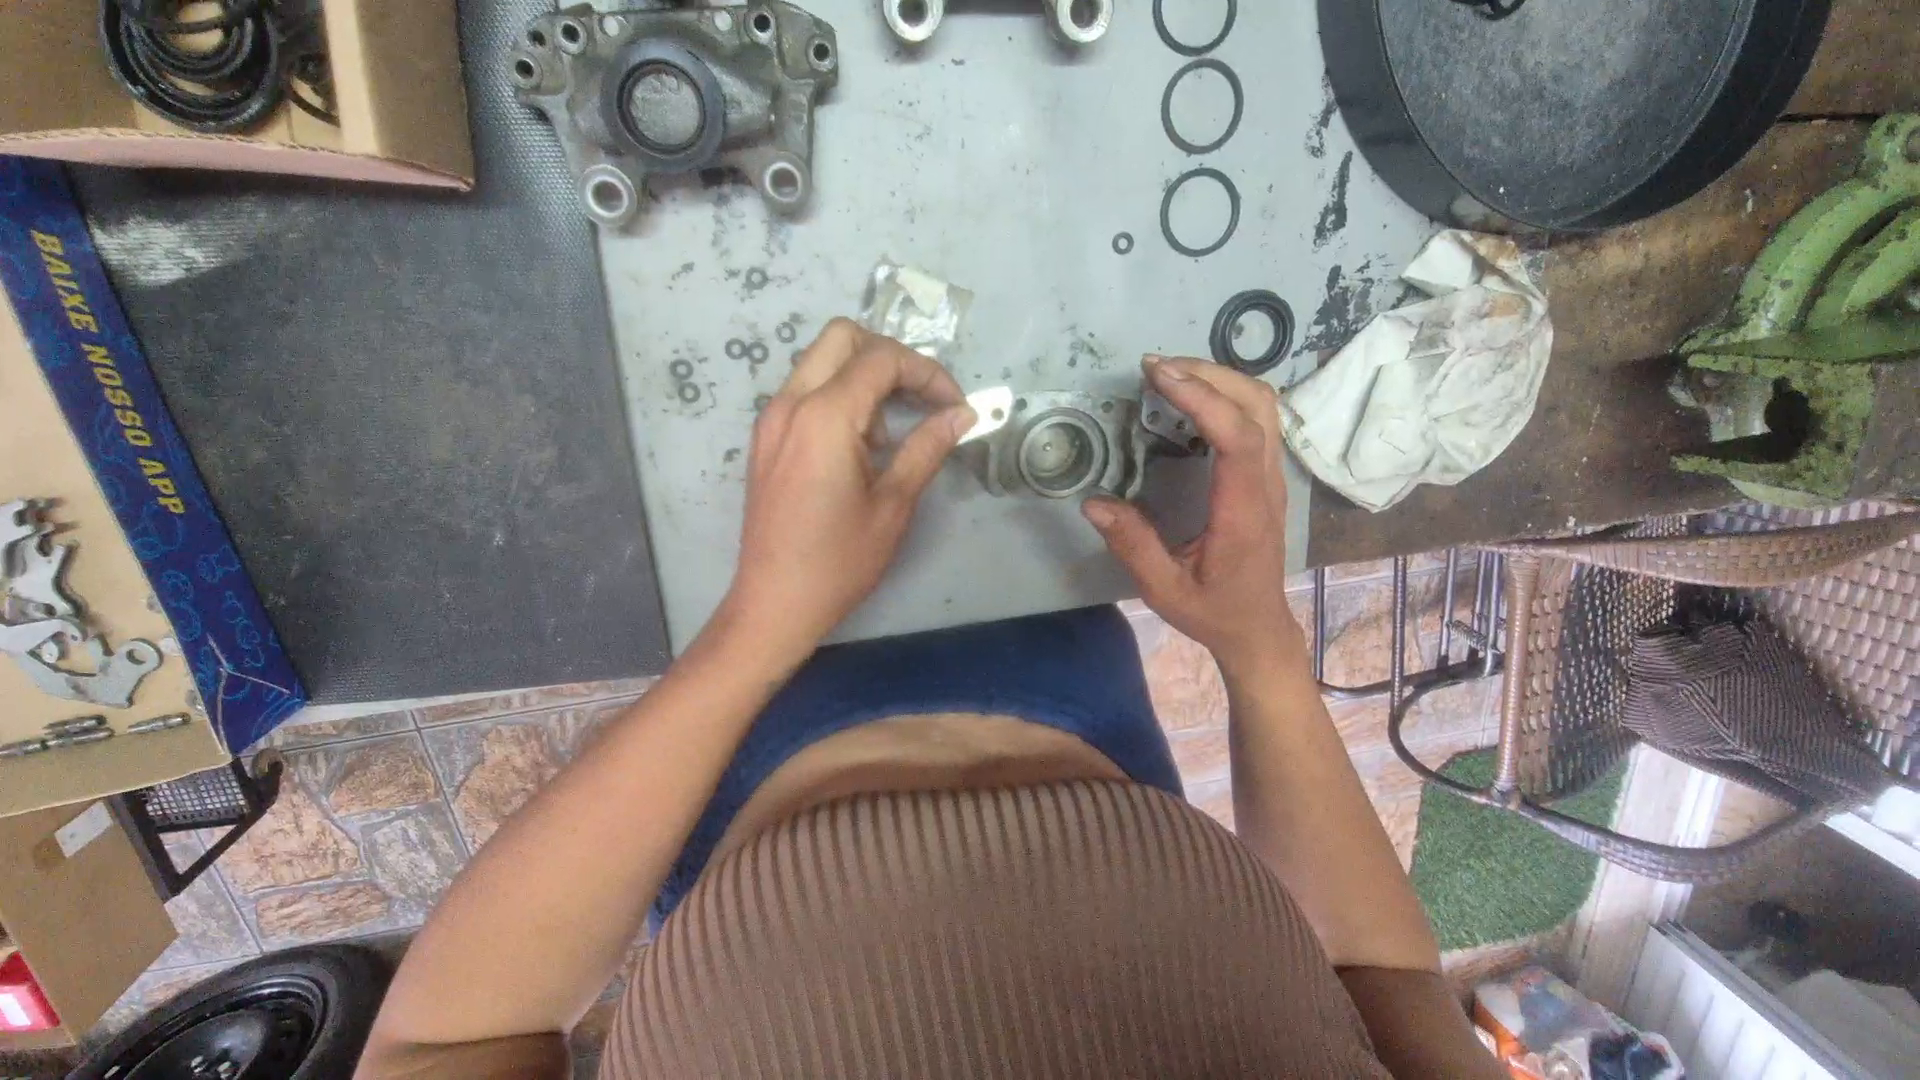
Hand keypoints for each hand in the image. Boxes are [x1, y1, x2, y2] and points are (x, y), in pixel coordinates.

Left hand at [715, 319, 974, 655]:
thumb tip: (963, 414)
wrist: (774, 602)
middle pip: (843, 337)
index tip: (955, 406)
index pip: (882, 359)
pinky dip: (837, 396)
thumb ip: (927, 448)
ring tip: (887, 434)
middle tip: (920, 398)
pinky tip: (857, 445)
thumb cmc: (838, 562)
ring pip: (820, 360)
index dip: (928, 373)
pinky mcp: (765, 438)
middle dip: (890, 356)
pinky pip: (805, 391)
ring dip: (862, 377)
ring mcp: (771, 419)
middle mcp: (790, 403)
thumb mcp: (893, 504)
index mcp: (824, 416)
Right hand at [1083, 356, 1302, 675]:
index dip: (1203, 399)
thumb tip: (1093, 501)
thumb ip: (1132, 545)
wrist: (1259, 627)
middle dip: (1208, 374)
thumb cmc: (1213, 610)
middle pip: (1257, 405)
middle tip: (1156, 368)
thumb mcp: (1164, 590)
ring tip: (1171, 375)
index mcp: (1242, 511)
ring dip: (1220, 378)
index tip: (1159, 376)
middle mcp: (1266, 485)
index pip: (1238, 438)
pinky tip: (1192, 398)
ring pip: (1264, 405)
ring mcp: (1272, 477)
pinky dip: (1227, 394)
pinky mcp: (1267, 475)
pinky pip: (1258, 418)